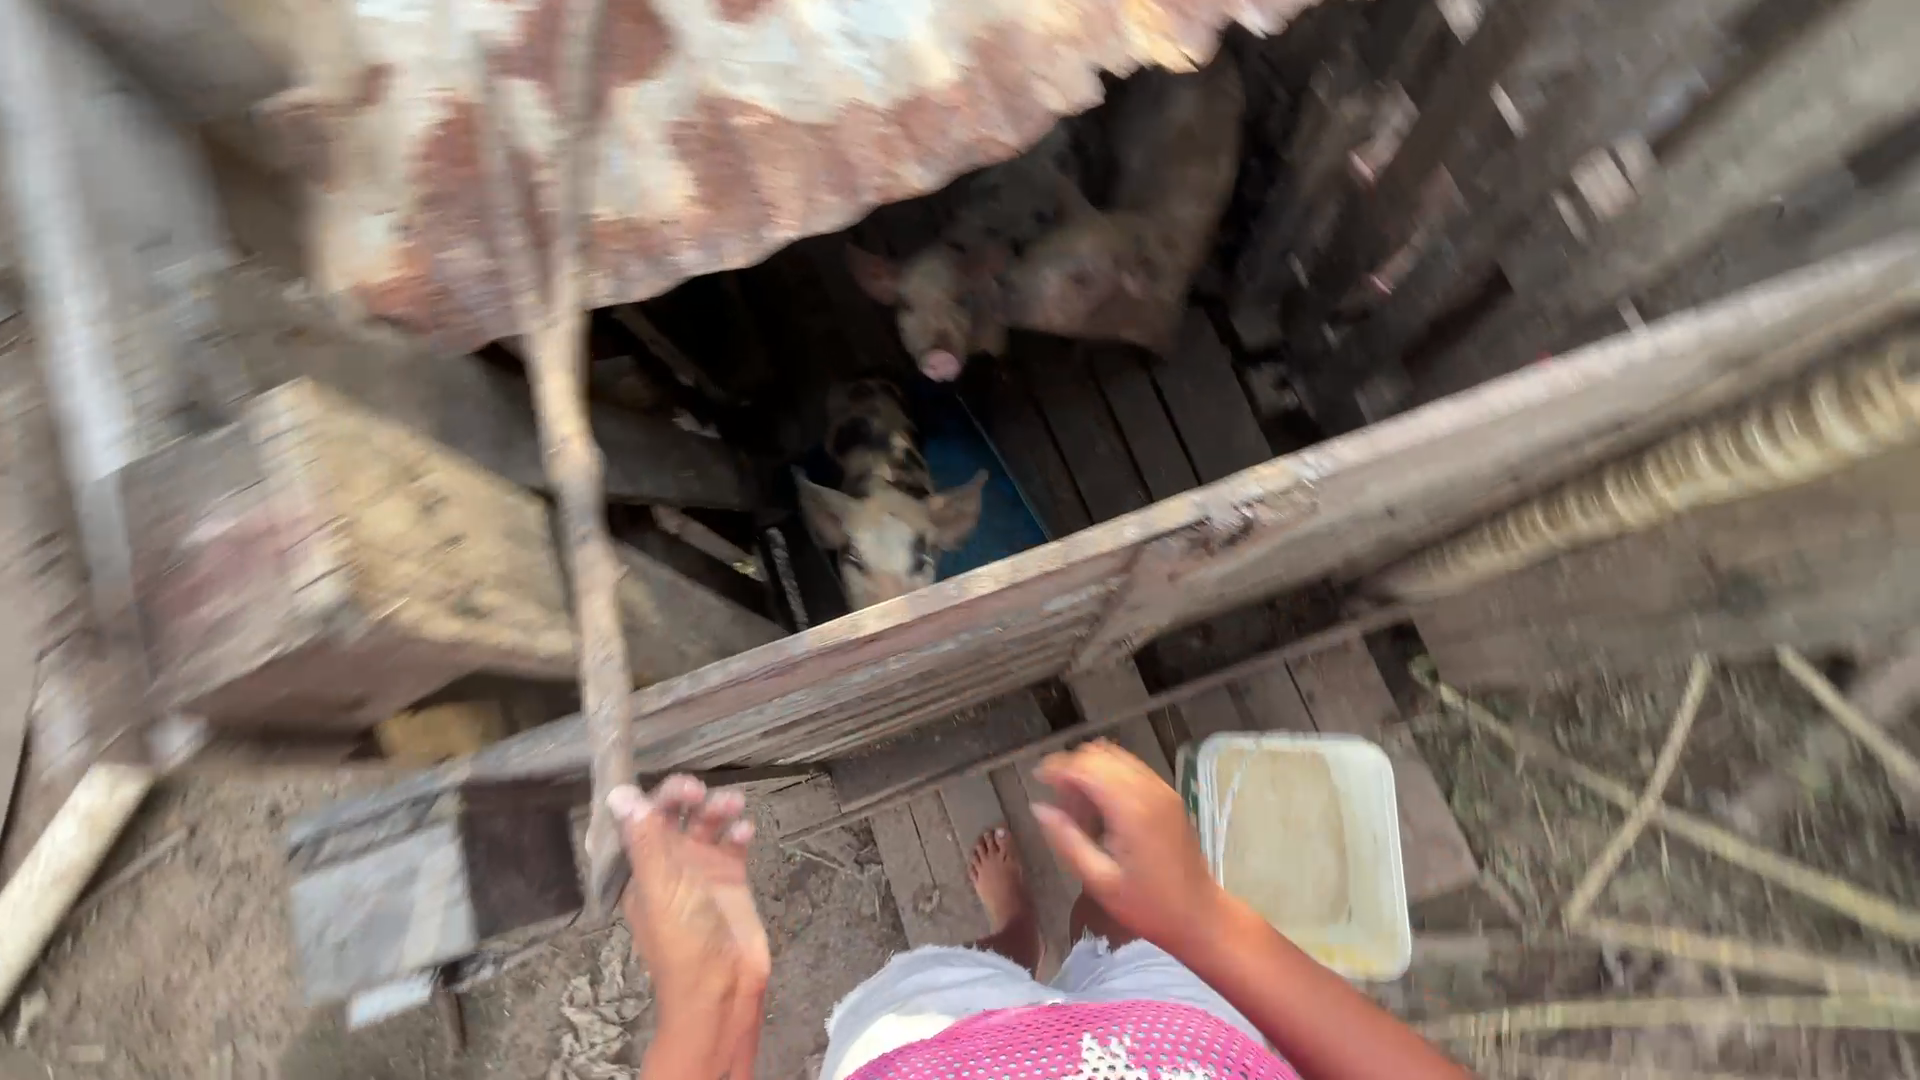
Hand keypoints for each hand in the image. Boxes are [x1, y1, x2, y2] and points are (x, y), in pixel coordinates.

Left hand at [611, 776, 770, 1079]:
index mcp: (642, 869)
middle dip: (688, 798)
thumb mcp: (661, 887)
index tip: (680, 786)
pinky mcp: (731, 875)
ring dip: (718, 809)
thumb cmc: (683, 939)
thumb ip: (645, 839)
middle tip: (701, 793)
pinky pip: (733, 841)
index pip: (644, 820)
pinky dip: (738, 831)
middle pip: (676, 816)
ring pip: (707, 823)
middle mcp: (670, 864)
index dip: (657, 798)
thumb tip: (619, 794)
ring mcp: (702, 869)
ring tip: (733, 805)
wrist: (723, 985)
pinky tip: (745, 833)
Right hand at [1031, 740, 1226, 954]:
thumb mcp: (1099, 880)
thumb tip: (1039, 808)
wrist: (1200, 916)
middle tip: (1059, 802)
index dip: (1057, 767)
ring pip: (1114, 756)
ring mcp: (1160, 788)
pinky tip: (1102, 805)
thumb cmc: (1148, 906)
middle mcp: (1147, 788)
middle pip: (1099, 754)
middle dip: (1072, 768)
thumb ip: (1066, 840)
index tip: (1037, 780)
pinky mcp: (1167, 794)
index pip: (1086, 766)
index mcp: (1130, 808)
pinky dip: (1109, 775)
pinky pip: (1130, 768)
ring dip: (1090, 770)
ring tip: (1079, 805)